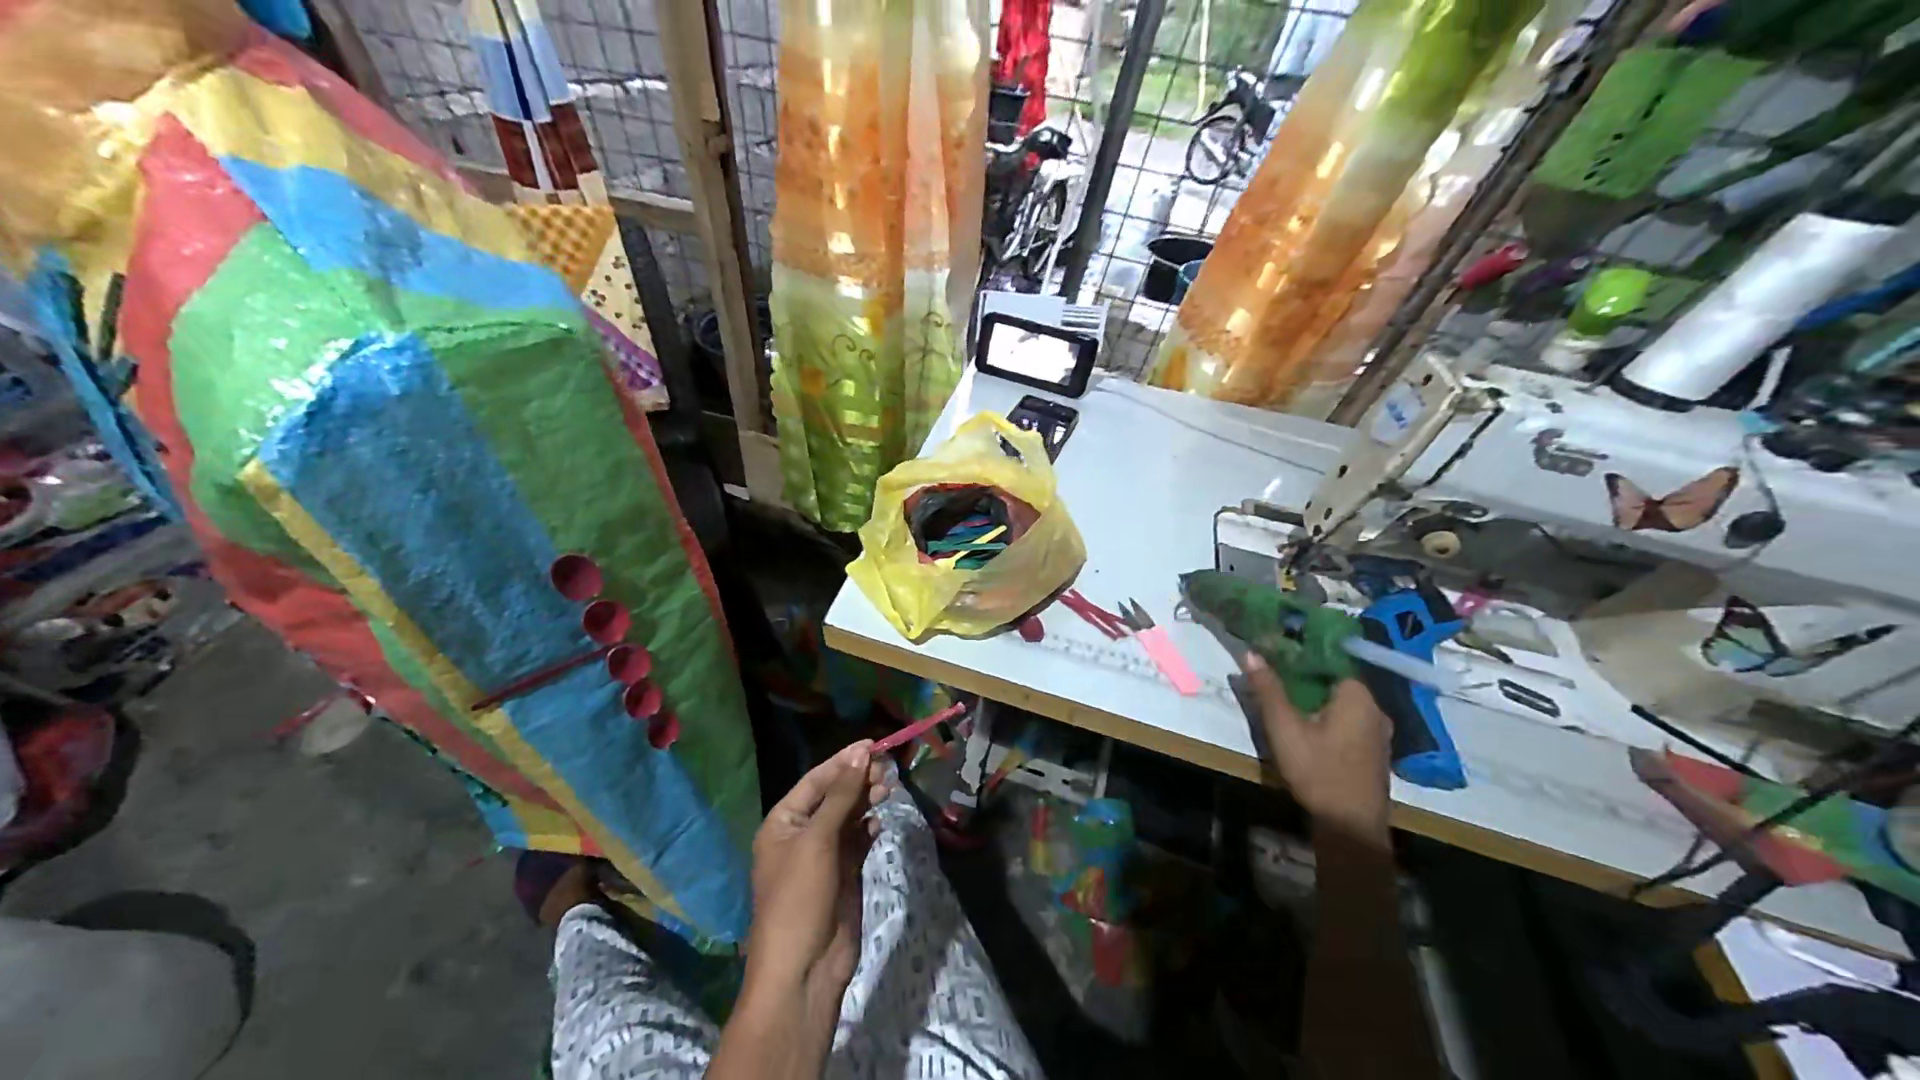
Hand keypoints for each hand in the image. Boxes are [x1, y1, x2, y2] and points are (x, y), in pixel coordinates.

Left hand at [745, 741, 885, 1017]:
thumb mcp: (818, 840)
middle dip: (858, 781)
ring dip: (866, 802)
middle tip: (887, 770)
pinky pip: (857, 841)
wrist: (803, 968)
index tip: (872, 745)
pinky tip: (880, 823)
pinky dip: (869, 829)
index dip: (843, 762)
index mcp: (783, 822)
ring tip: (888, 789)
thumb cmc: (799, 897)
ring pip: (849, 817)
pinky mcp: (843, 874)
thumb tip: (861, 753)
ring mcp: (823, 856)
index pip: (816, 781)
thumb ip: (842, 795)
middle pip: (834, 797)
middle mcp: (801, 835)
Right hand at [1240, 655, 1391, 840]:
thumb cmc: (1318, 770)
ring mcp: (1379, 732)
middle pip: (1335, 681)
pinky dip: (1328, 717)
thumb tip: (1251, 653)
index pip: (1328, 659)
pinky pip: (1349, 721)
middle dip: (1305, 677)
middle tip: (1274, 676)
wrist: (1351, 827)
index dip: (1300, 653)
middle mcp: (1375, 708)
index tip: (1275, 652)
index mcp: (1357, 695)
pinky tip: (1308, 726)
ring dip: (1316, 699)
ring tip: (1286, 699)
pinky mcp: (1374, 751)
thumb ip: (1268, 689)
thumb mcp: (1284, 728)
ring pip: (1342, 703)